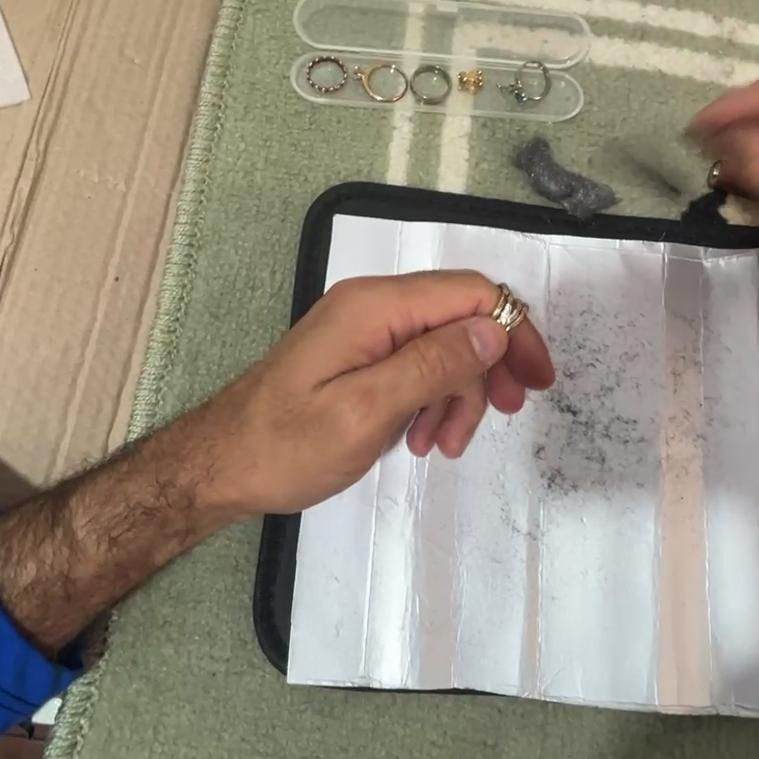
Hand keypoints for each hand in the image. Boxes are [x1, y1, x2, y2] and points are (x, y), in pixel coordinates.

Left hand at [162, 270, 557, 518]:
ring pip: (443, 344)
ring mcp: (365, 329)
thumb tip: (495, 329)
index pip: (470, 293)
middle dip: (490, 368)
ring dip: (459, 394)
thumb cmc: (287, 445)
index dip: (514, 330)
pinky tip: (422, 439)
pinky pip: (416, 364)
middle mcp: (373, 305)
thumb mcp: (367, 410)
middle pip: (461, 316)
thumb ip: (432, 364)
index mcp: (376, 307)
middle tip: (504, 417)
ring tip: (444, 446)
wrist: (222, 464)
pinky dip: (432, 399)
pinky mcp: (360, 354)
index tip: (535, 383)